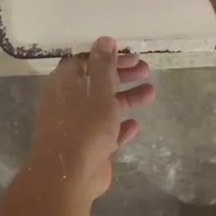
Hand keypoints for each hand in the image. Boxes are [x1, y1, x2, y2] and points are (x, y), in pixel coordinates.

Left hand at [27, 37, 154, 197]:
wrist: (69, 176)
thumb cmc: (82, 126)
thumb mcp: (97, 90)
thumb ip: (103, 65)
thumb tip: (104, 39)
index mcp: (63, 83)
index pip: (84, 61)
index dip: (106, 56)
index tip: (129, 54)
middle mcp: (67, 102)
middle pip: (96, 82)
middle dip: (121, 75)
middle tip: (146, 70)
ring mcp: (77, 126)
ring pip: (104, 107)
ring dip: (126, 98)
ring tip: (151, 93)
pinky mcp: (87, 148)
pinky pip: (106, 133)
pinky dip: (120, 127)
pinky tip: (136, 124)